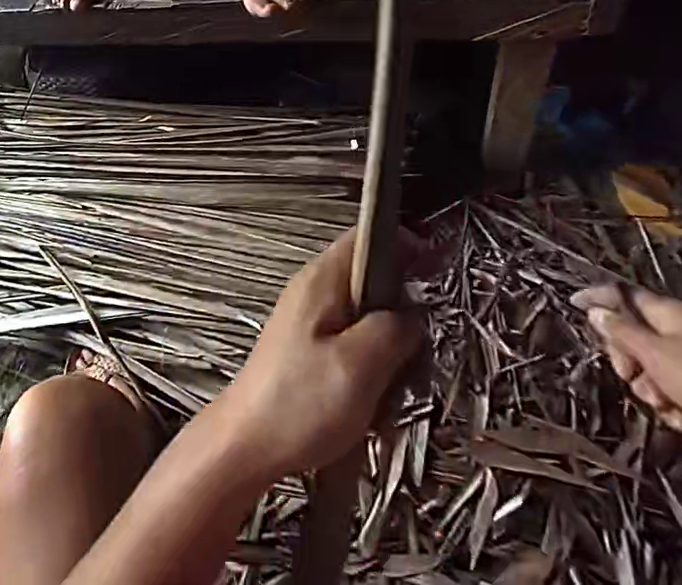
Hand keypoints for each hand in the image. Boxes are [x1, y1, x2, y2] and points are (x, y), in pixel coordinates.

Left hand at [216, 231, 423, 478]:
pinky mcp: (307, 345)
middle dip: (400, 301)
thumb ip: (393, 330)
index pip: (366, 237)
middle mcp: (312, 289)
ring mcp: (307, 317)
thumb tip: (412, 314)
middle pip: (369, 275)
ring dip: (386, 336)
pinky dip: (369, 355)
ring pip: (363, 310)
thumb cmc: (300, 404)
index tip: (435, 269)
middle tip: (419, 338)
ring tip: (395, 372)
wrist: (246, 446)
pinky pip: (350, 337)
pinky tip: (373, 388)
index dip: (404, 244)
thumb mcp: (359, 365)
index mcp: (322, 280)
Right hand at [570, 285, 681, 458]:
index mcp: (670, 313)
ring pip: (649, 367)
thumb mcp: (654, 355)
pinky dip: (670, 404)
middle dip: (627, 358)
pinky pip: (670, 390)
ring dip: (649, 388)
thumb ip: (621, 331)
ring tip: (664, 403)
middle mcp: (681, 331)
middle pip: (633, 334)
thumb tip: (596, 310)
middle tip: (629, 374)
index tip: (574, 303)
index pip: (626, 295)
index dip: (600, 298)